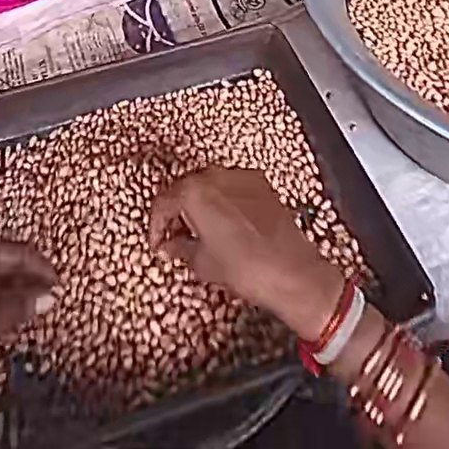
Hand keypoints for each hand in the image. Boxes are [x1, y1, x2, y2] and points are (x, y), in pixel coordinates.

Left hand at [0, 240, 57, 399]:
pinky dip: (4, 306)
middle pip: (7, 264)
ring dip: (18, 295)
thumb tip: (46, 297)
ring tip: (38, 307)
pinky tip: (14, 318)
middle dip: (30, 280)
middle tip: (52, 294)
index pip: (16, 250)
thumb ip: (19, 306)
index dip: (40, 266)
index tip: (58, 281)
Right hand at [149, 168, 344, 340]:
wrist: (293, 272)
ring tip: (202, 230)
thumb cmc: (248, 268)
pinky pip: (232, 187)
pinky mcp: (259, 183)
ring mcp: (239, 176)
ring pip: (209, 185)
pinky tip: (227, 224)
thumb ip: (180, 248)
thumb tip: (172, 245)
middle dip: (178, 211)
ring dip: (201, 204)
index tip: (158, 240)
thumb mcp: (203, 263)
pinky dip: (224, 201)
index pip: (163, 202)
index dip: (156, 224)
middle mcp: (214, 176)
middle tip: (176, 235)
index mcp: (193, 192)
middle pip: (185, 188)